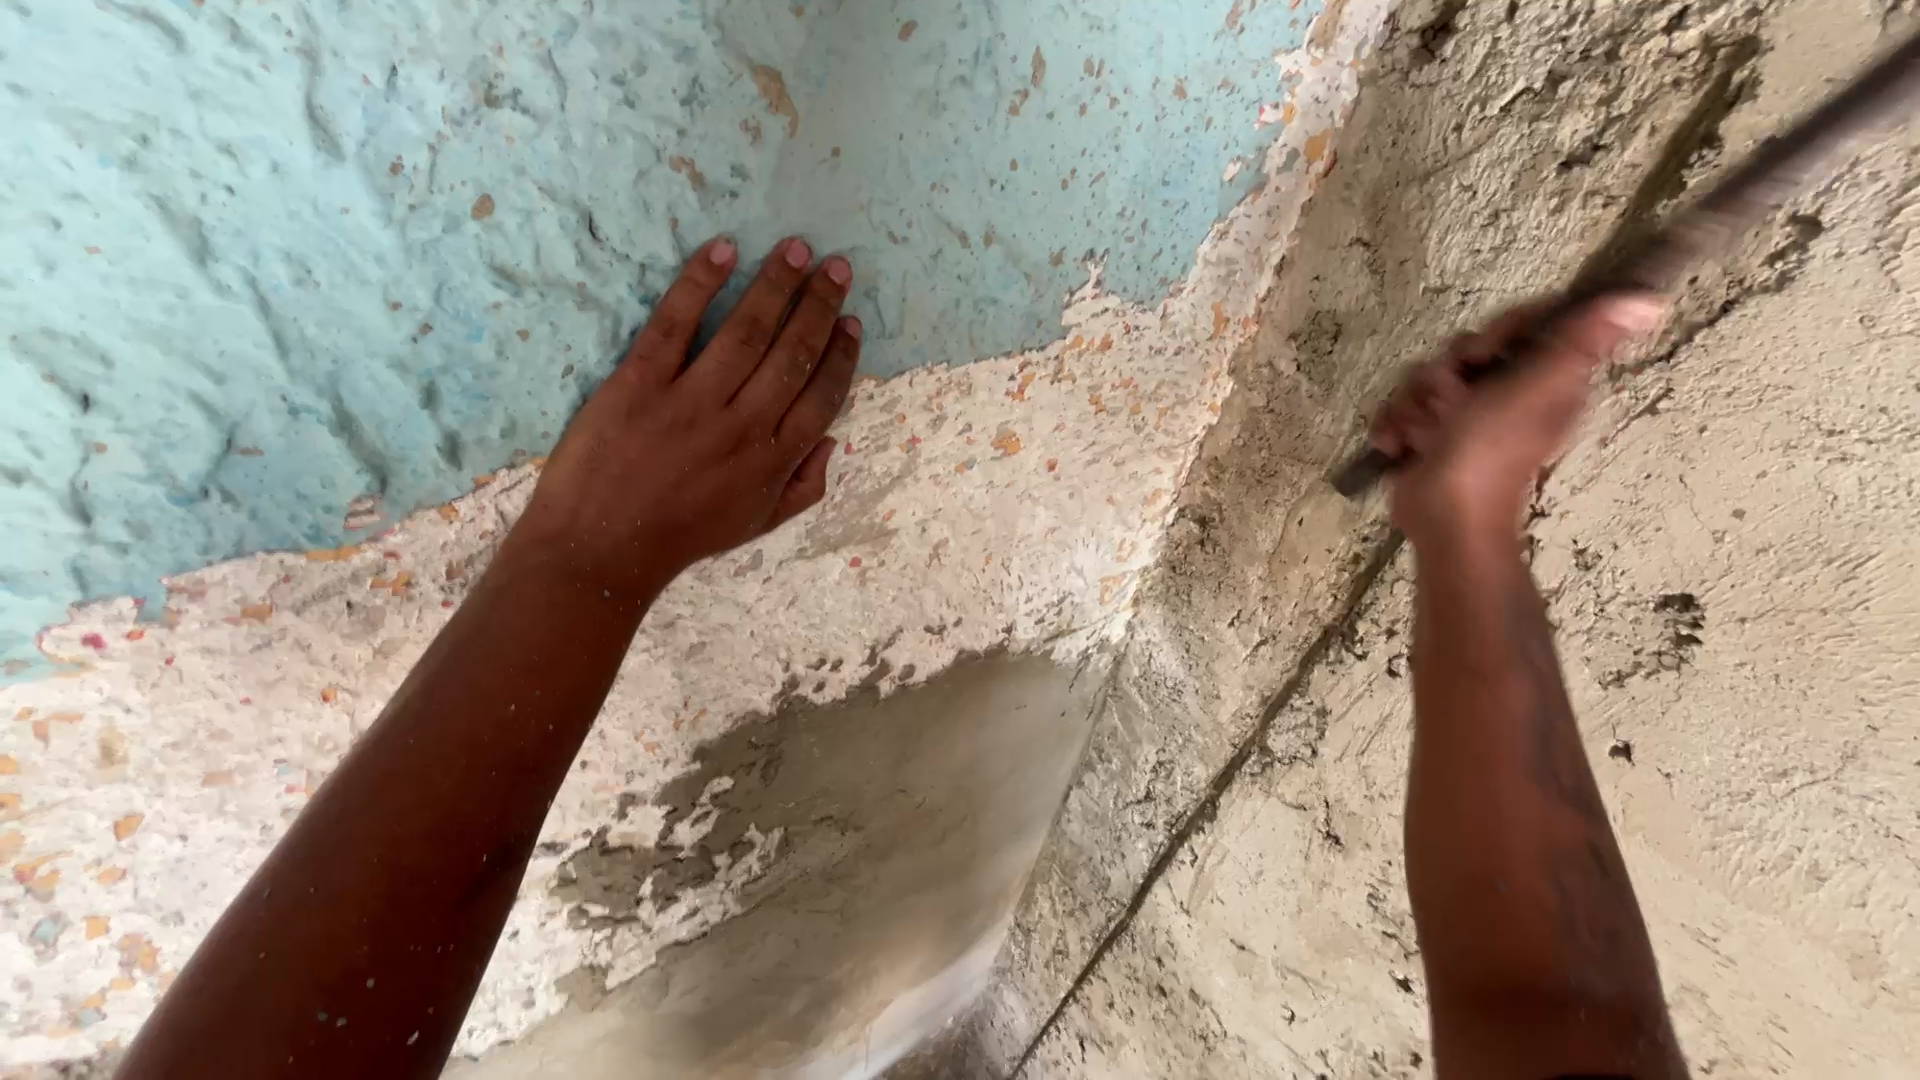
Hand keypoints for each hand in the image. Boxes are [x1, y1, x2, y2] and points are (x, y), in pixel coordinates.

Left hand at [508, 236, 860, 595]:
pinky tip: (723, 251)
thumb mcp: (757, 524)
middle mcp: (742, 426)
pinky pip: (674, 325)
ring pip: (746, 332)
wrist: (602, 549)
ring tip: (796, 250)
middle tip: (835, 267)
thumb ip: (804, 487)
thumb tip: (832, 441)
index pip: (822, 396)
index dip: (842, 355)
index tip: (852, 322)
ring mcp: (691, 402)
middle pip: (792, 353)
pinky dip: (699, 284)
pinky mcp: (639, 384)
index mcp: (774, 461)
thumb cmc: (683, 536)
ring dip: (775, 285)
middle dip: (819, 306)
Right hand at [1370, 295, 1665, 546]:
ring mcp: (1461, 414)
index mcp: (1544, 377)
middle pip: (1462, 350)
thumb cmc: (1490, 455)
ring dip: (1414, 407)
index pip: (1524, 324)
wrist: (1445, 515)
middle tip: (1453, 402)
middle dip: (1444, 376)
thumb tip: (1647, 300)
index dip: (1497, 329)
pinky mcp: (1425, 434)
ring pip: (1423, 379)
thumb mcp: (1536, 390)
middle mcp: (1504, 391)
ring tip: (1424, 435)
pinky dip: (1394, 429)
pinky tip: (1400, 447)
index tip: (1482, 351)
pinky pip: (1399, 409)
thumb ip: (1578, 343)